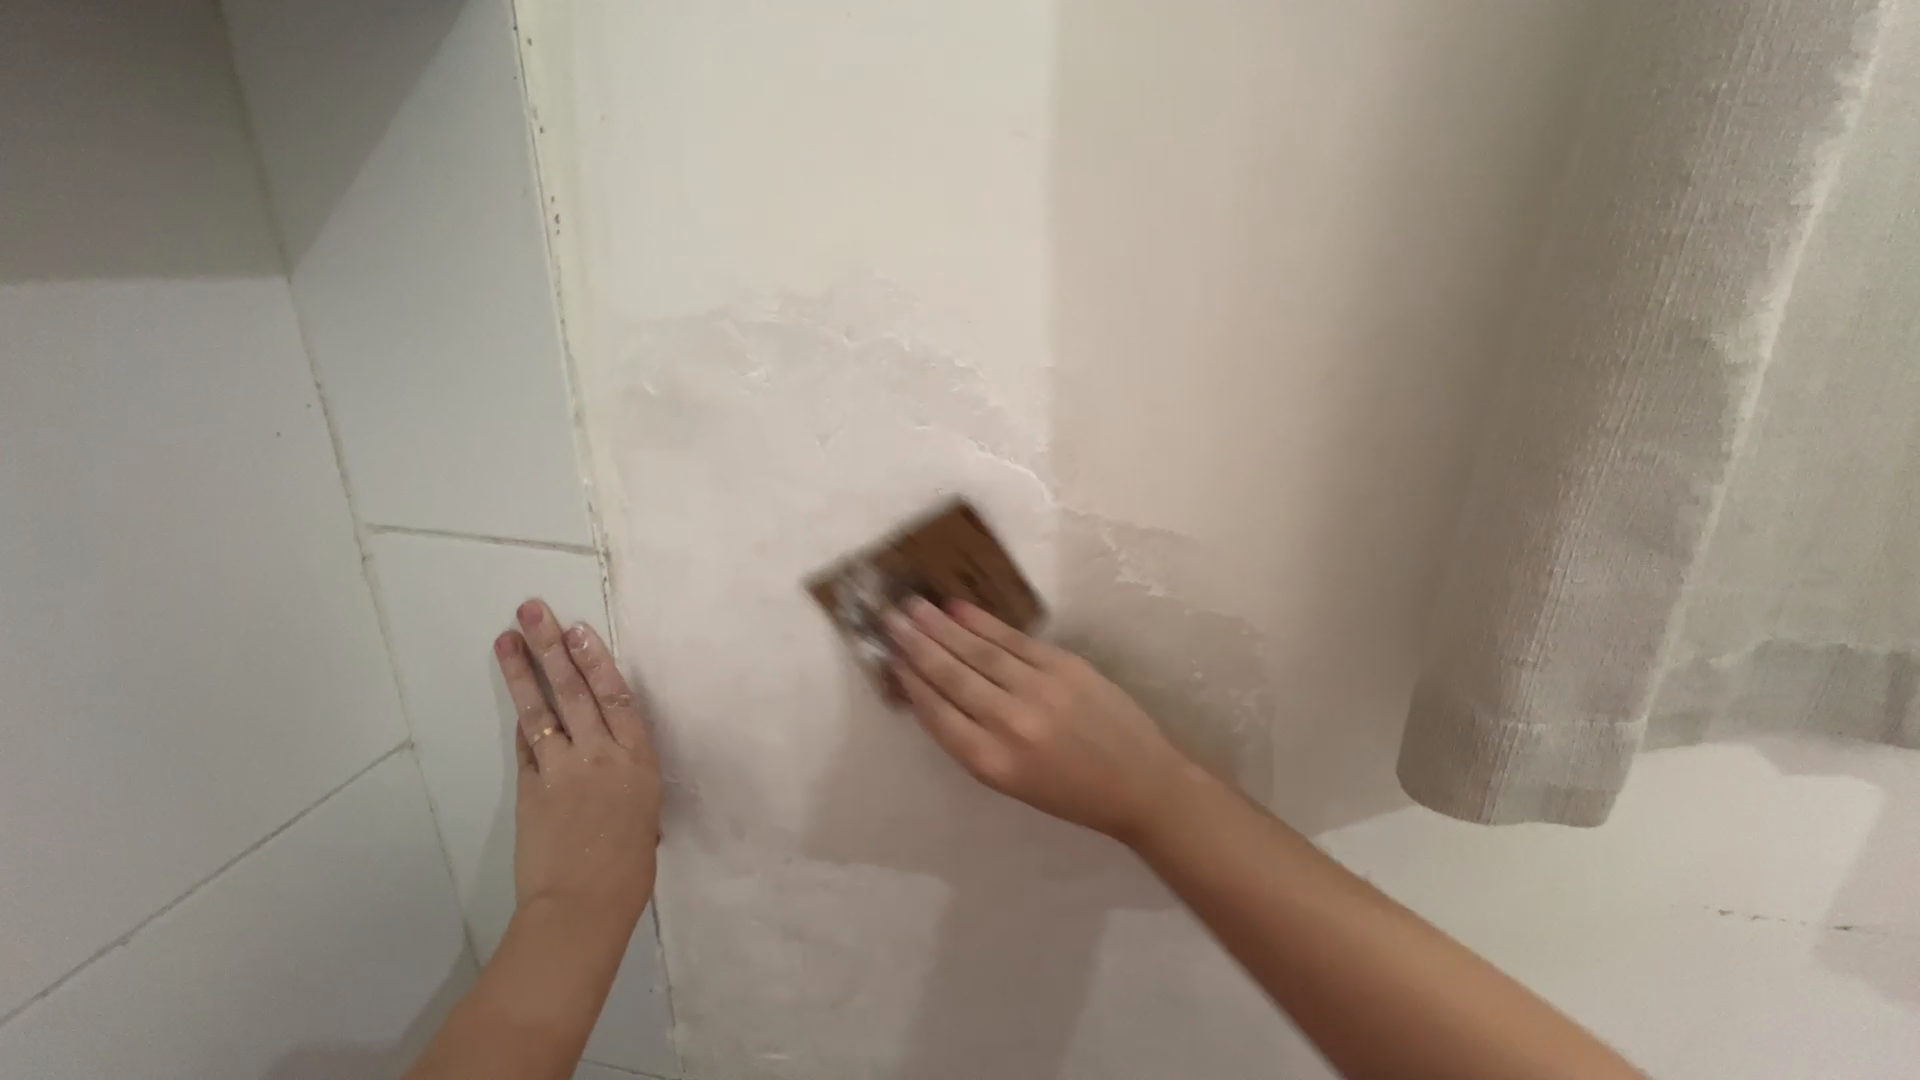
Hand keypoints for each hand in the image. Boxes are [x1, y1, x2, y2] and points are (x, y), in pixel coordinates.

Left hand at [495, 599, 661, 932]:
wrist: (584, 904)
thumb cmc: (630, 867)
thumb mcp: (645, 815)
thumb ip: (629, 783)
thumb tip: (617, 775)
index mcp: (638, 759)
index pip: (617, 696)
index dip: (596, 660)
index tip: (578, 629)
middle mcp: (602, 754)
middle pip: (575, 691)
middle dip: (553, 648)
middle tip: (534, 612)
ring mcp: (563, 769)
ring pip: (543, 710)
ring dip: (523, 671)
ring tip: (508, 637)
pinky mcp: (532, 789)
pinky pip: (528, 746)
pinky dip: (522, 719)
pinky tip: (515, 694)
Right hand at [886, 597, 1192, 844]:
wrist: (1140, 783)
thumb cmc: (1071, 793)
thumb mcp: (1011, 782)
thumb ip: (972, 739)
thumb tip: (936, 692)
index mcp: (992, 762)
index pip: (938, 713)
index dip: (911, 682)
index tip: (891, 657)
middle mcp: (1010, 724)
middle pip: (951, 676)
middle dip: (916, 645)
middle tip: (889, 618)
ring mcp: (1039, 689)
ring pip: (978, 652)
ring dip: (941, 627)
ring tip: (913, 606)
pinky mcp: (1064, 666)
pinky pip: (1013, 640)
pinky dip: (982, 622)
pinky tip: (957, 609)